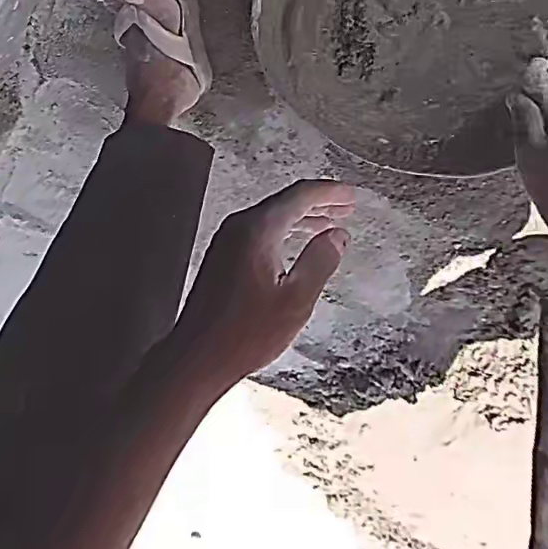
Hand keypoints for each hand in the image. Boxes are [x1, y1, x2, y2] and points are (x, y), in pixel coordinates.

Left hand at [169, 180, 354, 385]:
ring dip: (303, 216)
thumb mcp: (295, 300)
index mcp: (257, 230)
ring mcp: (228, 239)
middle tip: (346, 204)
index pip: (299, 196)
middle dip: (318, 201)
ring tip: (329, 222)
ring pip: (272, 216)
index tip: (349, 194)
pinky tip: (297, 242)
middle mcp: (239, 227)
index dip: (329, 192)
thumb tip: (337, 236)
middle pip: (285, 202)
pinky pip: (260, 230)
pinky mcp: (223, 255)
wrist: (198, 356)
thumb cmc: (244, 334)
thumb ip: (319, 261)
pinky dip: (285, 230)